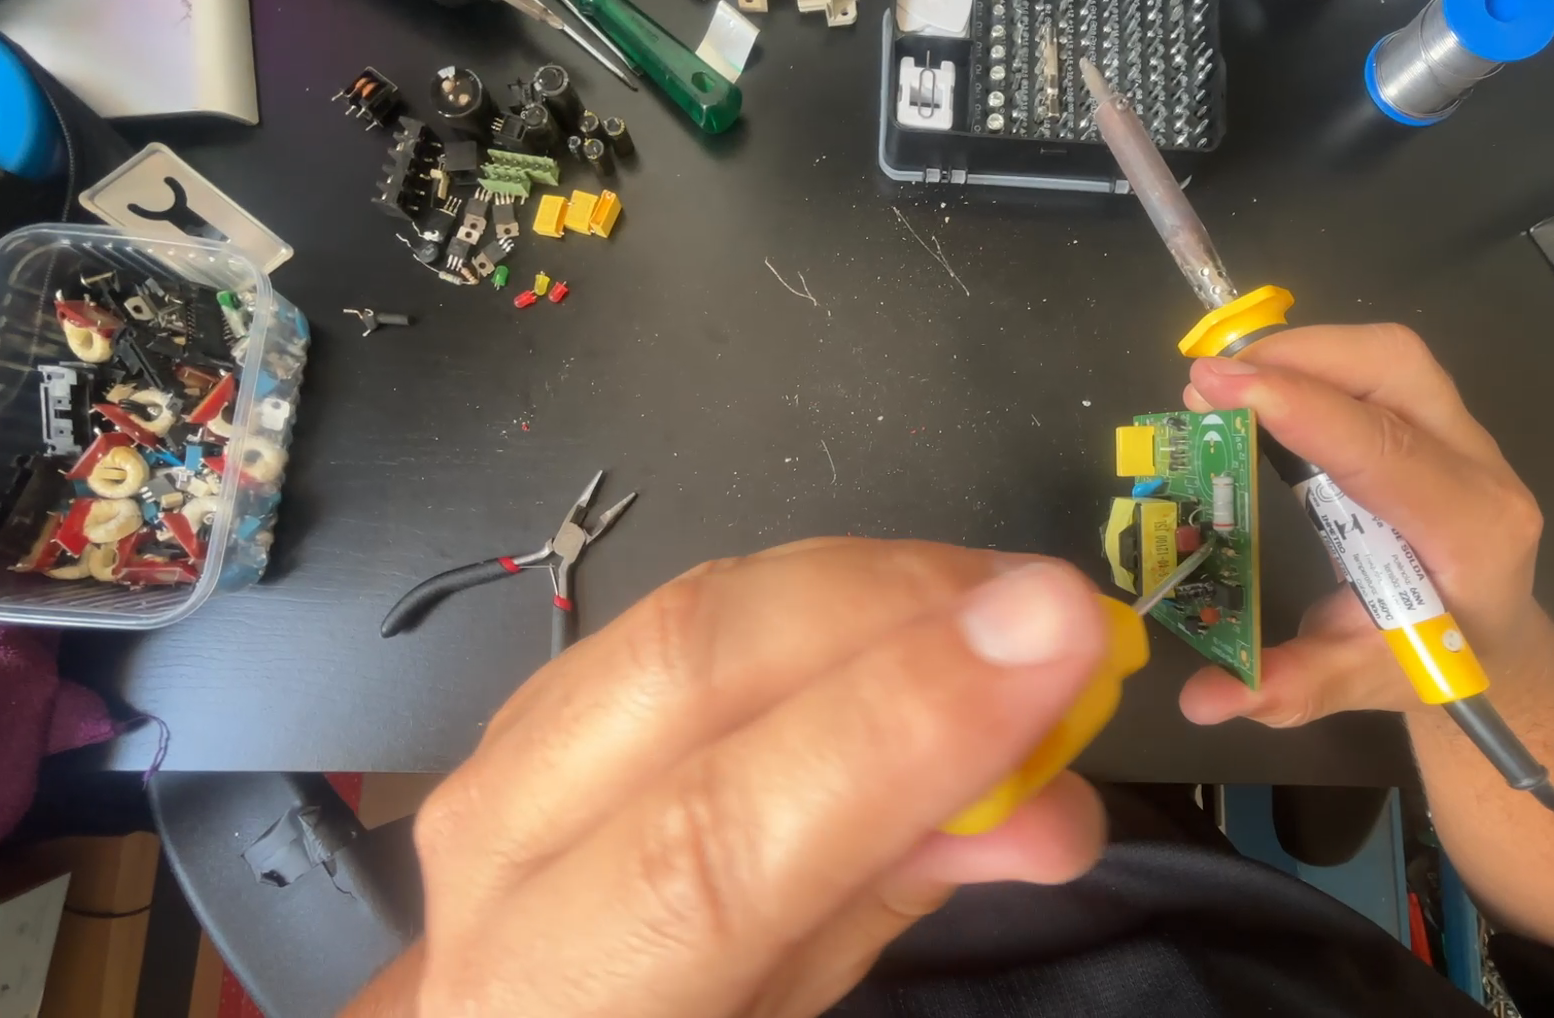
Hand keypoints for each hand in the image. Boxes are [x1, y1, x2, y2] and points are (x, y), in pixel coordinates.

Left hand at [397, 541, 1110, 1017]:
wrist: (538, 986)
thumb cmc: (676, 1016)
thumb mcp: (790, 1000)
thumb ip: (895, 890)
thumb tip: (1053, 801)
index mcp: (552, 982)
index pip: (717, 846)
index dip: (898, 728)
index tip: (1052, 640)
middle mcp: (500, 834)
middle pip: (691, 669)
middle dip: (890, 607)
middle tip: (1038, 594)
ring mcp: (520, 730)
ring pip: (699, 604)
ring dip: (868, 579)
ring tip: (992, 589)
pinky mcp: (561, 674)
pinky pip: (704, 596)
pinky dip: (823, 582)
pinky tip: (906, 592)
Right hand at [1176, 323, 1545, 727]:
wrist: (1496, 645)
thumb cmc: (1432, 664)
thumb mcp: (1357, 683)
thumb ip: (1286, 688)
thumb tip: (1197, 702)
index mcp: (1465, 531)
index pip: (1381, 448)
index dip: (1298, 408)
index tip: (1212, 384)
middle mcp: (1475, 469)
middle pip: (1394, 368)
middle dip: (1294, 356)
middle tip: (1206, 379)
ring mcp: (1461, 439)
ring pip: (1387, 357)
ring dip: (1298, 351)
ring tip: (1223, 380)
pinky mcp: (1433, 427)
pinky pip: (1375, 370)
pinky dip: (1309, 362)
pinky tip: (1259, 387)